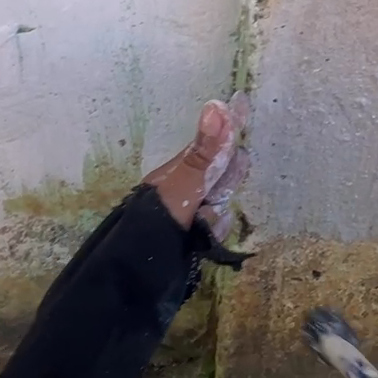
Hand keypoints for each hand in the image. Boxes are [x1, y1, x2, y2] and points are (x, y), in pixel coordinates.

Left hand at [141, 94, 249, 236]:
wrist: (134, 274)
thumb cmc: (155, 222)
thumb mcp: (183, 184)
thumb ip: (204, 152)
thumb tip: (216, 106)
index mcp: (182, 169)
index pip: (214, 142)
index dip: (230, 126)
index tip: (243, 103)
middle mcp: (189, 187)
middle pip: (224, 173)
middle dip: (228, 178)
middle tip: (218, 185)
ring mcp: (193, 213)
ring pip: (223, 202)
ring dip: (217, 212)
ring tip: (201, 221)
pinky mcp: (197, 237)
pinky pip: (219, 228)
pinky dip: (215, 232)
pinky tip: (204, 237)